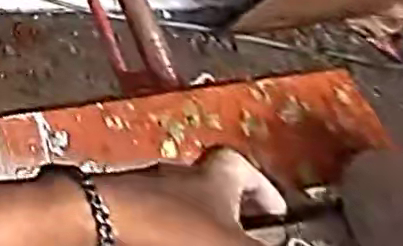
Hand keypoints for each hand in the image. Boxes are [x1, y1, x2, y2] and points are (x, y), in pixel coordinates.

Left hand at [95, 149, 284, 243]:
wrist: (102, 222)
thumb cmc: (170, 228)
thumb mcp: (235, 245)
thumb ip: (264, 245)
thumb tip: (300, 242)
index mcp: (207, 179)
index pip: (236, 165)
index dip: (260, 184)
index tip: (276, 207)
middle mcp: (173, 176)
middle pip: (207, 184)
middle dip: (229, 209)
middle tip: (243, 230)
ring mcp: (143, 191)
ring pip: (177, 202)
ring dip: (196, 221)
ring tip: (210, 238)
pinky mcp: (121, 208)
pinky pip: (153, 217)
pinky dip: (166, 227)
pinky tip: (168, 238)